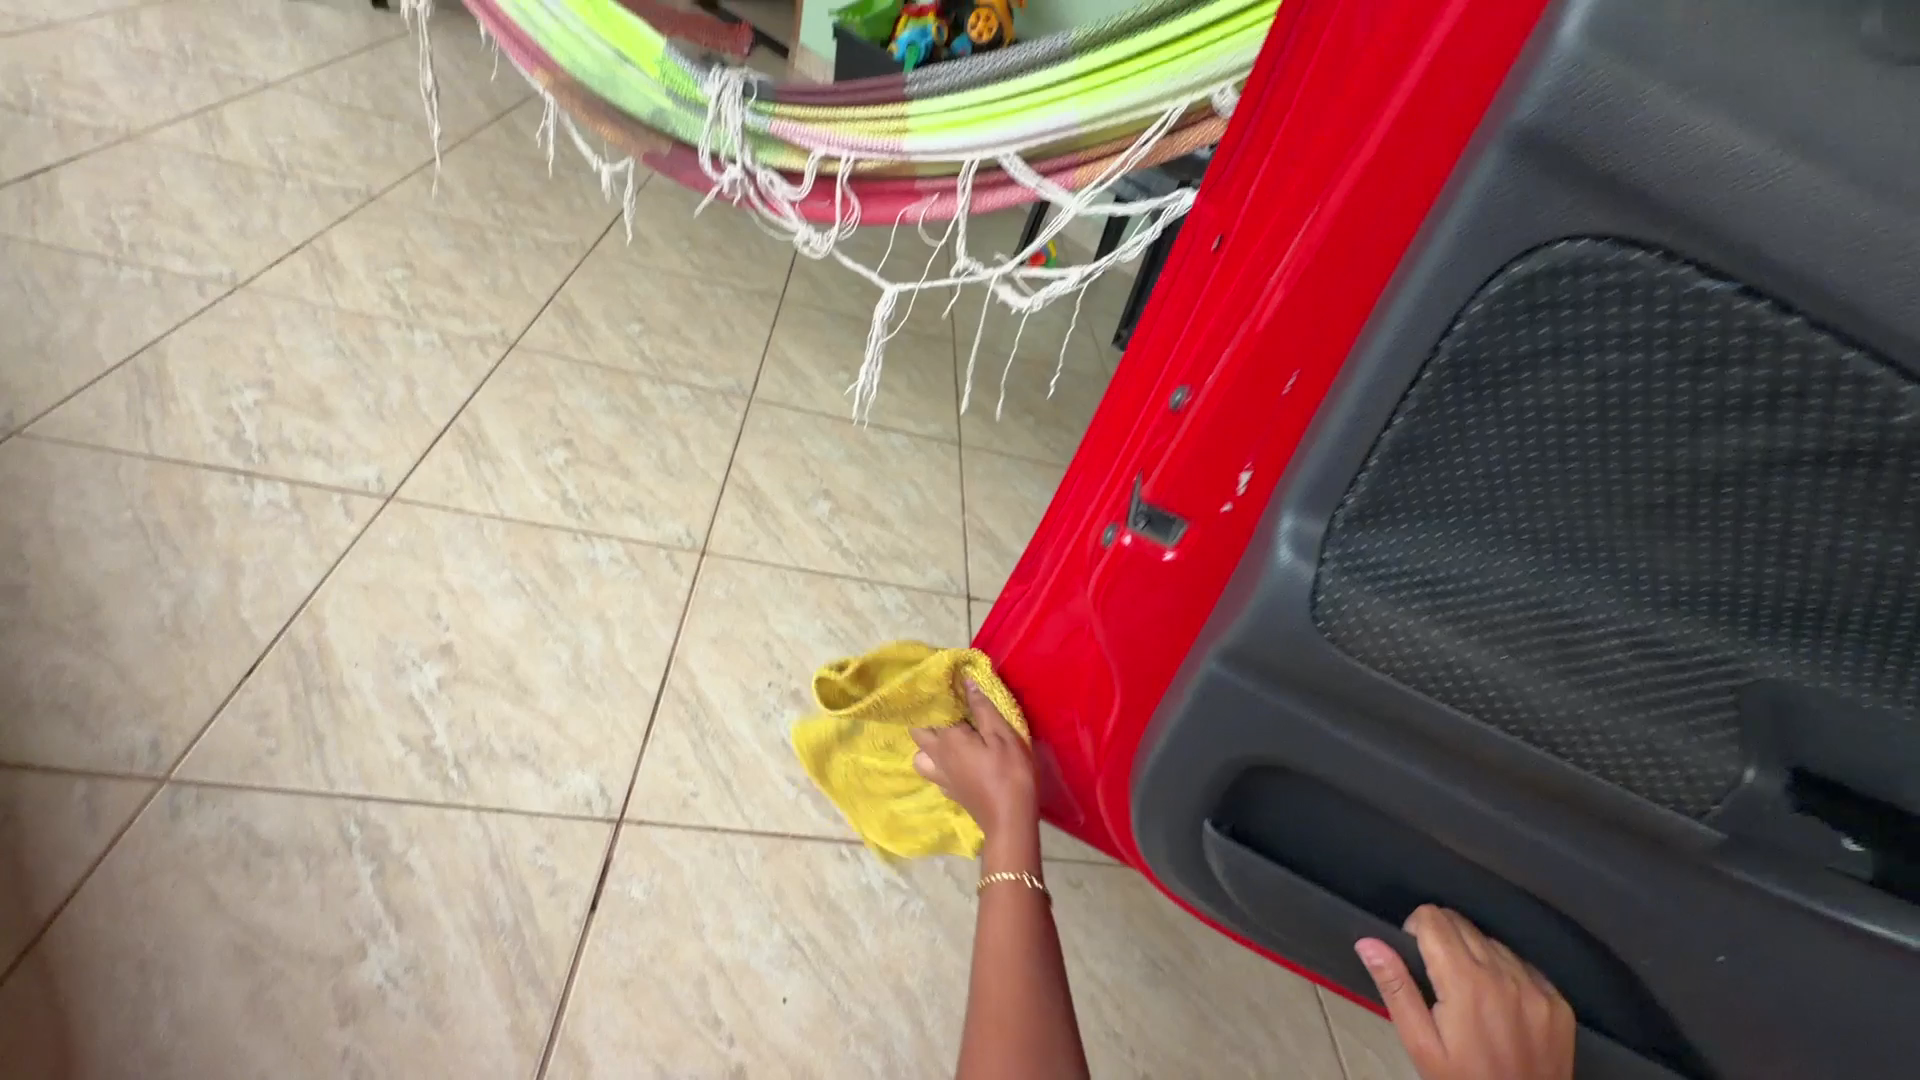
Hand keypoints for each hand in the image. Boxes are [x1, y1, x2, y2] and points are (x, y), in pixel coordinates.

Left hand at [910, 676, 1037, 837]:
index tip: (944, 682)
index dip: (934, 695)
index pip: (931, 710)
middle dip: (925, 716)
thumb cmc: (1009, 774)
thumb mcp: (1003, 736)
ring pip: (919, 754)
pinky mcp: (949, 791)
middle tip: (945, 705)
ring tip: (947, 733)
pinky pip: (933, 771)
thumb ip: (982, 709)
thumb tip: (966, 682)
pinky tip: (955, 759)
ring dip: (927, 742)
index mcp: (949, 738)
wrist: (1010, 820)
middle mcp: (938, 756)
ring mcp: (941, 776)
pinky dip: (937, 762)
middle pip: (917, 731)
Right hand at [1356, 905, 1574, 1079]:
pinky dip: (1503, 972)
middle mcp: (1503, 975)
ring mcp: (1536, 988)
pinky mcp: (1558, 1003)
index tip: (1416, 960)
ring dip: (1473, 954)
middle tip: (1438, 980)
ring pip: (1489, 940)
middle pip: (1460, 922)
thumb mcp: (1419, 1043)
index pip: (1432, 918)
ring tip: (1469, 994)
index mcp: (1465, 981)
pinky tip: (1499, 1003)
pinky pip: (1520, 963)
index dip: (1415, 931)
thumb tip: (1367, 942)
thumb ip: (1395, 987)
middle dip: (1441, 939)